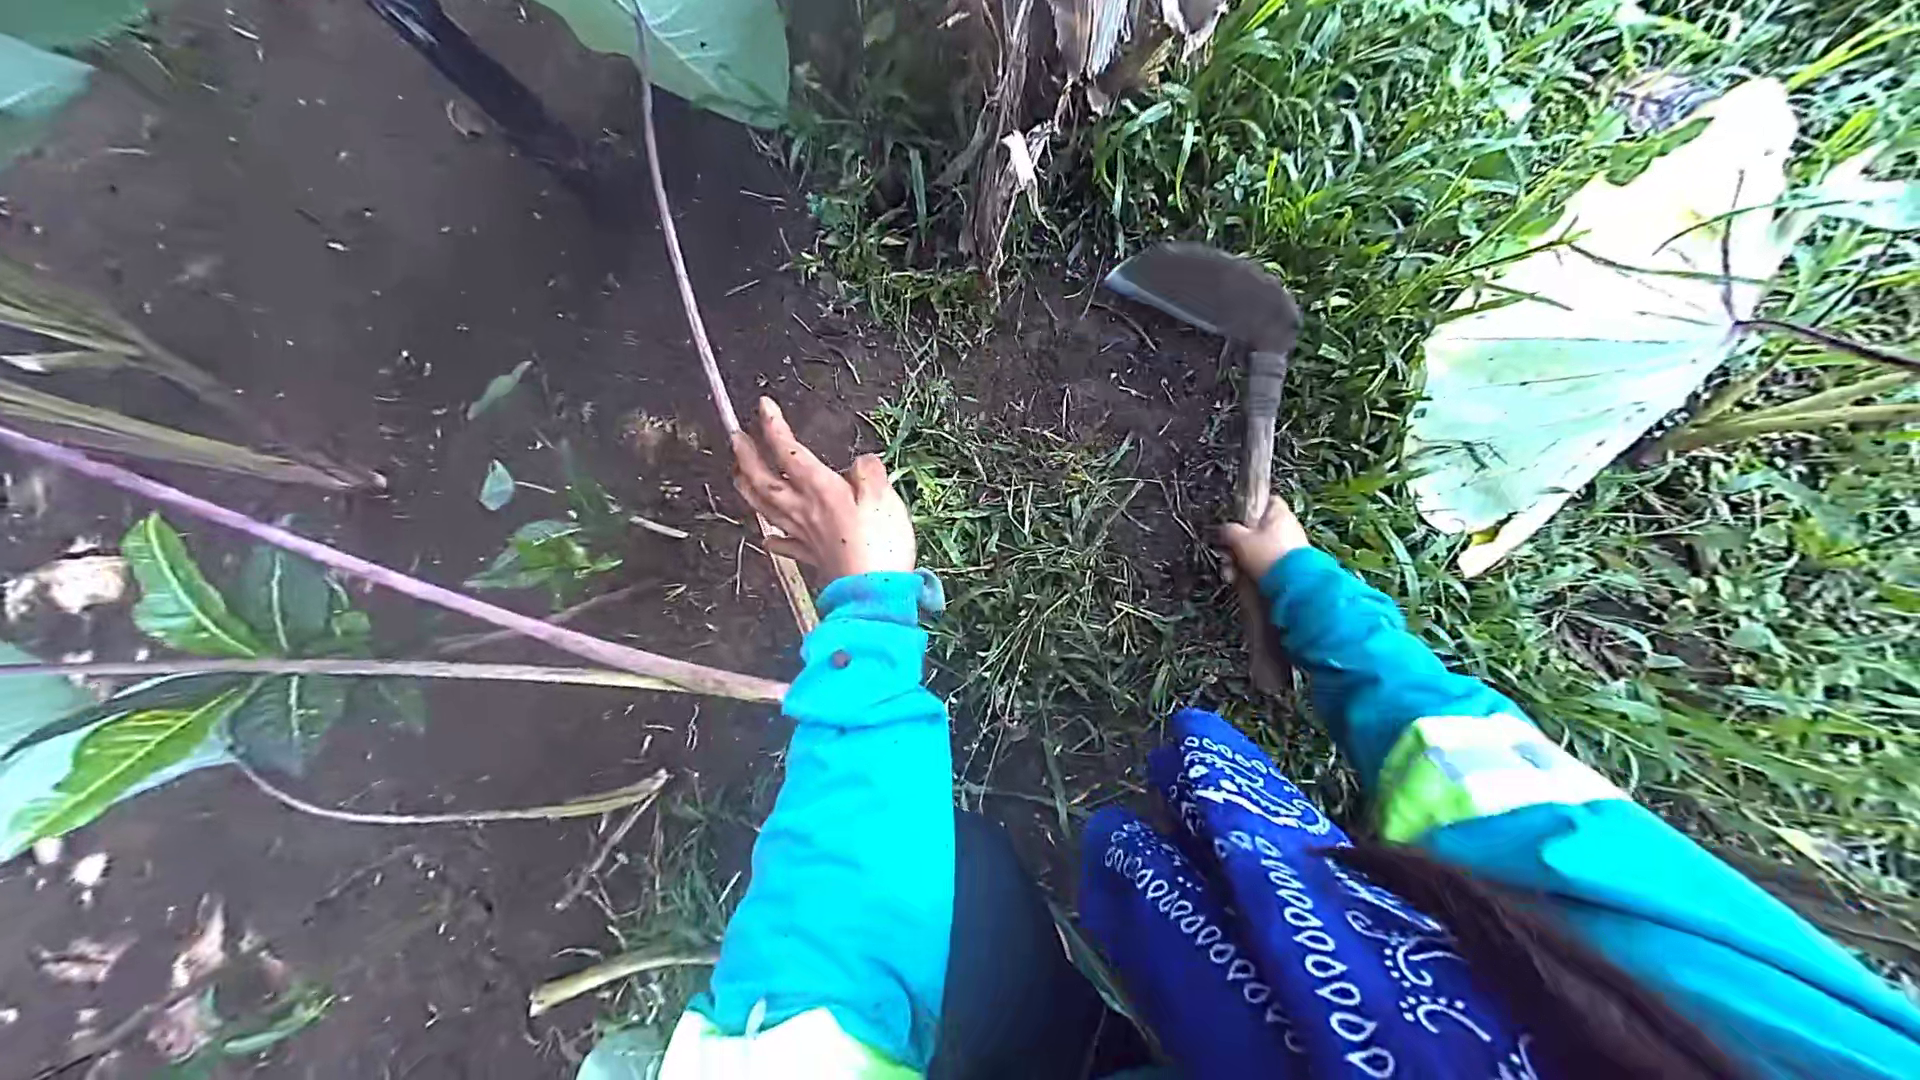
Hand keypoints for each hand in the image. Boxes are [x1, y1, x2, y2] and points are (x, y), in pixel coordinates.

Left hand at [731, 397, 915, 581]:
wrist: (874, 592)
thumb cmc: (881, 544)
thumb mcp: (884, 498)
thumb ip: (870, 474)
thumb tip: (861, 462)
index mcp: (820, 490)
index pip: (789, 453)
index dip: (773, 428)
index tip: (763, 407)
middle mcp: (803, 510)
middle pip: (764, 480)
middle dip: (747, 456)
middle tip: (735, 437)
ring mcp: (803, 535)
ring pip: (765, 508)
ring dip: (747, 488)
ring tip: (736, 474)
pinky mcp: (811, 558)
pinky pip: (784, 545)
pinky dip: (772, 538)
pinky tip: (767, 537)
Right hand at [1219, 496, 1311, 582]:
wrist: (1295, 585)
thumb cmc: (1267, 553)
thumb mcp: (1240, 539)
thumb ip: (1228, 530)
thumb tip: (1223, 529)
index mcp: (1279, 514)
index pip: (1267, 500)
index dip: (1249, 506)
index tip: (1235, 518)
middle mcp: (1287, 528)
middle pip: (1256, 529)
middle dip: (1237, 543)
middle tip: (1226, 554)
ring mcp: (1289, 547)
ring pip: (1257, 549)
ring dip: (1240, 560)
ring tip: (1230, 573)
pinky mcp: (1288, 565)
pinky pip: (1264, 563)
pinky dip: (1250, 570)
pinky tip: (1238, 580)